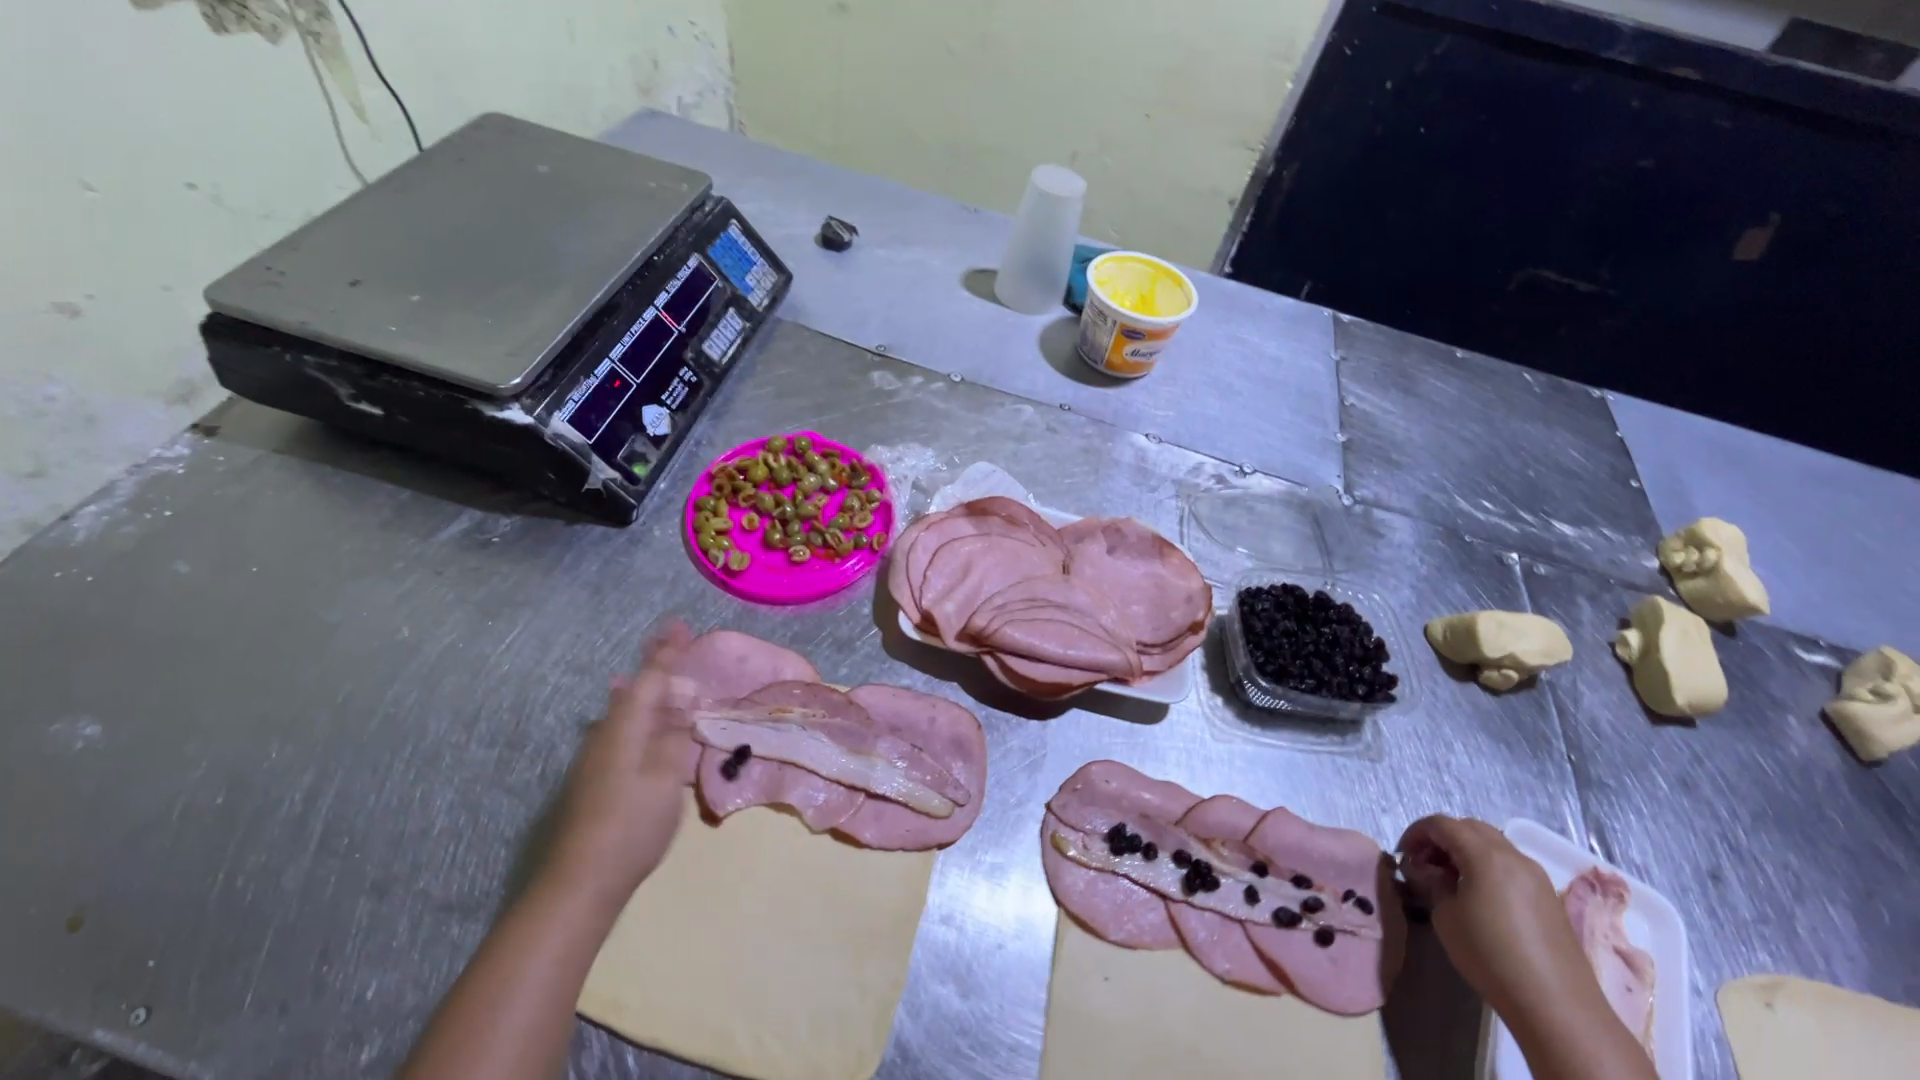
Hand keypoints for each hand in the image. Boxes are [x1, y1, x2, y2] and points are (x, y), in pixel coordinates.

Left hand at [545, 622, 695, 908]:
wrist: (584, 876)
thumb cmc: (632, 821)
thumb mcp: (665, 774)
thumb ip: (674, 733)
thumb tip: (681, 699)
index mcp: (625, 726)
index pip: (650, 678)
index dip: (667, 652)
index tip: (680, 625)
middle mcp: (607, 733)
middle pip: (637, 691)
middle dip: (659, 669)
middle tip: (680, 649)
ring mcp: (600, 757)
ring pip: (629, 712)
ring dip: (653, 696)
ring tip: (670, 683)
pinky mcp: (600, 778)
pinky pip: (627, 732)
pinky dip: (647, 721)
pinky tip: (653, 728)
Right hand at [1395, 816, 1604, 1022]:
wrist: (1553, 1001)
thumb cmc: (1489, 955)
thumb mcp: (1445, 915)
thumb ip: (1430, 881)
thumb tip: (1420, 868)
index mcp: (1486, 855)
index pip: (1442, 824)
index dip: (1416, 833)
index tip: (1402, 856)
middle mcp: (1514, 856)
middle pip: (1470, 827)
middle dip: (1441, 838)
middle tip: (1423, 864)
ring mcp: (1535, 874)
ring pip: (1492, 843)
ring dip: (1465, 850)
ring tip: (1448, 879)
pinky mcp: (1547, 894)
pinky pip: (1509, 864)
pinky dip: (1486, 865)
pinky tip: (1477, 895)